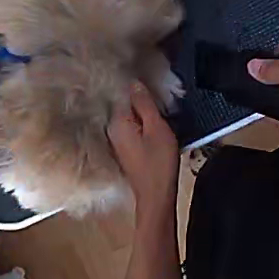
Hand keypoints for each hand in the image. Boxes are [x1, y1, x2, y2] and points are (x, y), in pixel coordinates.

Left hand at [109, 81, 179, 210]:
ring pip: (132, 119)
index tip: (159, 95)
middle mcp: (112, 130)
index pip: (126, 94)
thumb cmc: (159, 162)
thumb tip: (134, 82)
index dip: (143, 92)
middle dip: (145, 104)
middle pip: (127, 107)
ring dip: (146, 116)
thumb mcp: (157, 128)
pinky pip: (133, 130)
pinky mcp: (125, 150)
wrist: (156, 195)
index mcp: (117, 122)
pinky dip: (144, 128)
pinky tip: (157, 133)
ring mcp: (117, 142)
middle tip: (166, 108)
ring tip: (164, 119)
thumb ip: (145, 105)